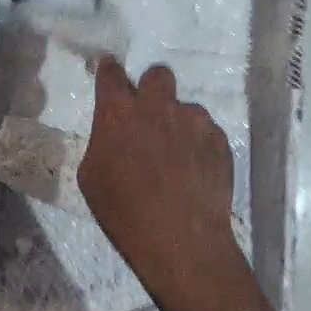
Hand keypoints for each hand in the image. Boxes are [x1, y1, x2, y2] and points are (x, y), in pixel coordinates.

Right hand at [78, 59, 251, 310]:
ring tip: (177, 159)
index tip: (111, 75)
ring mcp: (193, 120)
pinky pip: (205, 131)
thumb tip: (115, 133)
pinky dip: (199, 145)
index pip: (111, 73)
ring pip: (185, 107)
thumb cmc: (124, 212)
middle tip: (150, 115)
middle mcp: (157, 106)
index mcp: (118, 113)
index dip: (110, 72)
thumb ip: (103, 141)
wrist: (180, 239)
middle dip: (152, 87)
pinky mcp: (219, 138)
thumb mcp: (92, 177)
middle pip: (157, 74)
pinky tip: (195, 173)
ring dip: (178, 123)